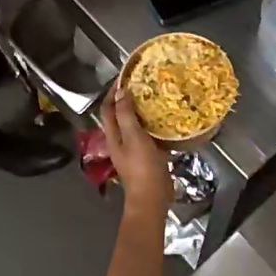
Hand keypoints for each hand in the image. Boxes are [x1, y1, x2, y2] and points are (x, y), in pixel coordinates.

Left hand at [101, 86, 170, 211]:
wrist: (153, 197)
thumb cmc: (142, 167)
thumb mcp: (134, 137)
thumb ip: (126, 115)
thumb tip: (120, 92)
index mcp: (113, 136)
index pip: (107, 108)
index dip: (112, 92)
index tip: (125, 77)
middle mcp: (121, 141)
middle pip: (121, 115)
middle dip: (129, 99)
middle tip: (144, 84)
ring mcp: (134, 149)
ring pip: (136, 124)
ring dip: (144, 111)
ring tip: (157, 97)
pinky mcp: (148, 156)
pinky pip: (150, 135)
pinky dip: (155, 125)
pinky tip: (168, 120)